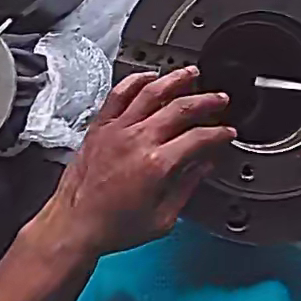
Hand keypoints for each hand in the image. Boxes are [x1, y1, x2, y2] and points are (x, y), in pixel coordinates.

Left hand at [29, 67, 235, 261]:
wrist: (74, 226)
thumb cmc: (113, 227)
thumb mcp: (162, 219)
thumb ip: (187, 187)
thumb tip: (204, 166)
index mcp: (156, 164)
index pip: (198, 138)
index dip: (219, 133)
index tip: (227, 132)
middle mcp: (137, 140)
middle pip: (181, 108)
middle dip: (207, 101)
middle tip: (220, 98)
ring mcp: (117, 129)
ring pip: (151, 91)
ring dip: (176, 79)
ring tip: (191, 73)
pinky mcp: (101, 126)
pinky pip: (119, 93)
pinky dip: (136, 80)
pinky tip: (150, 77)